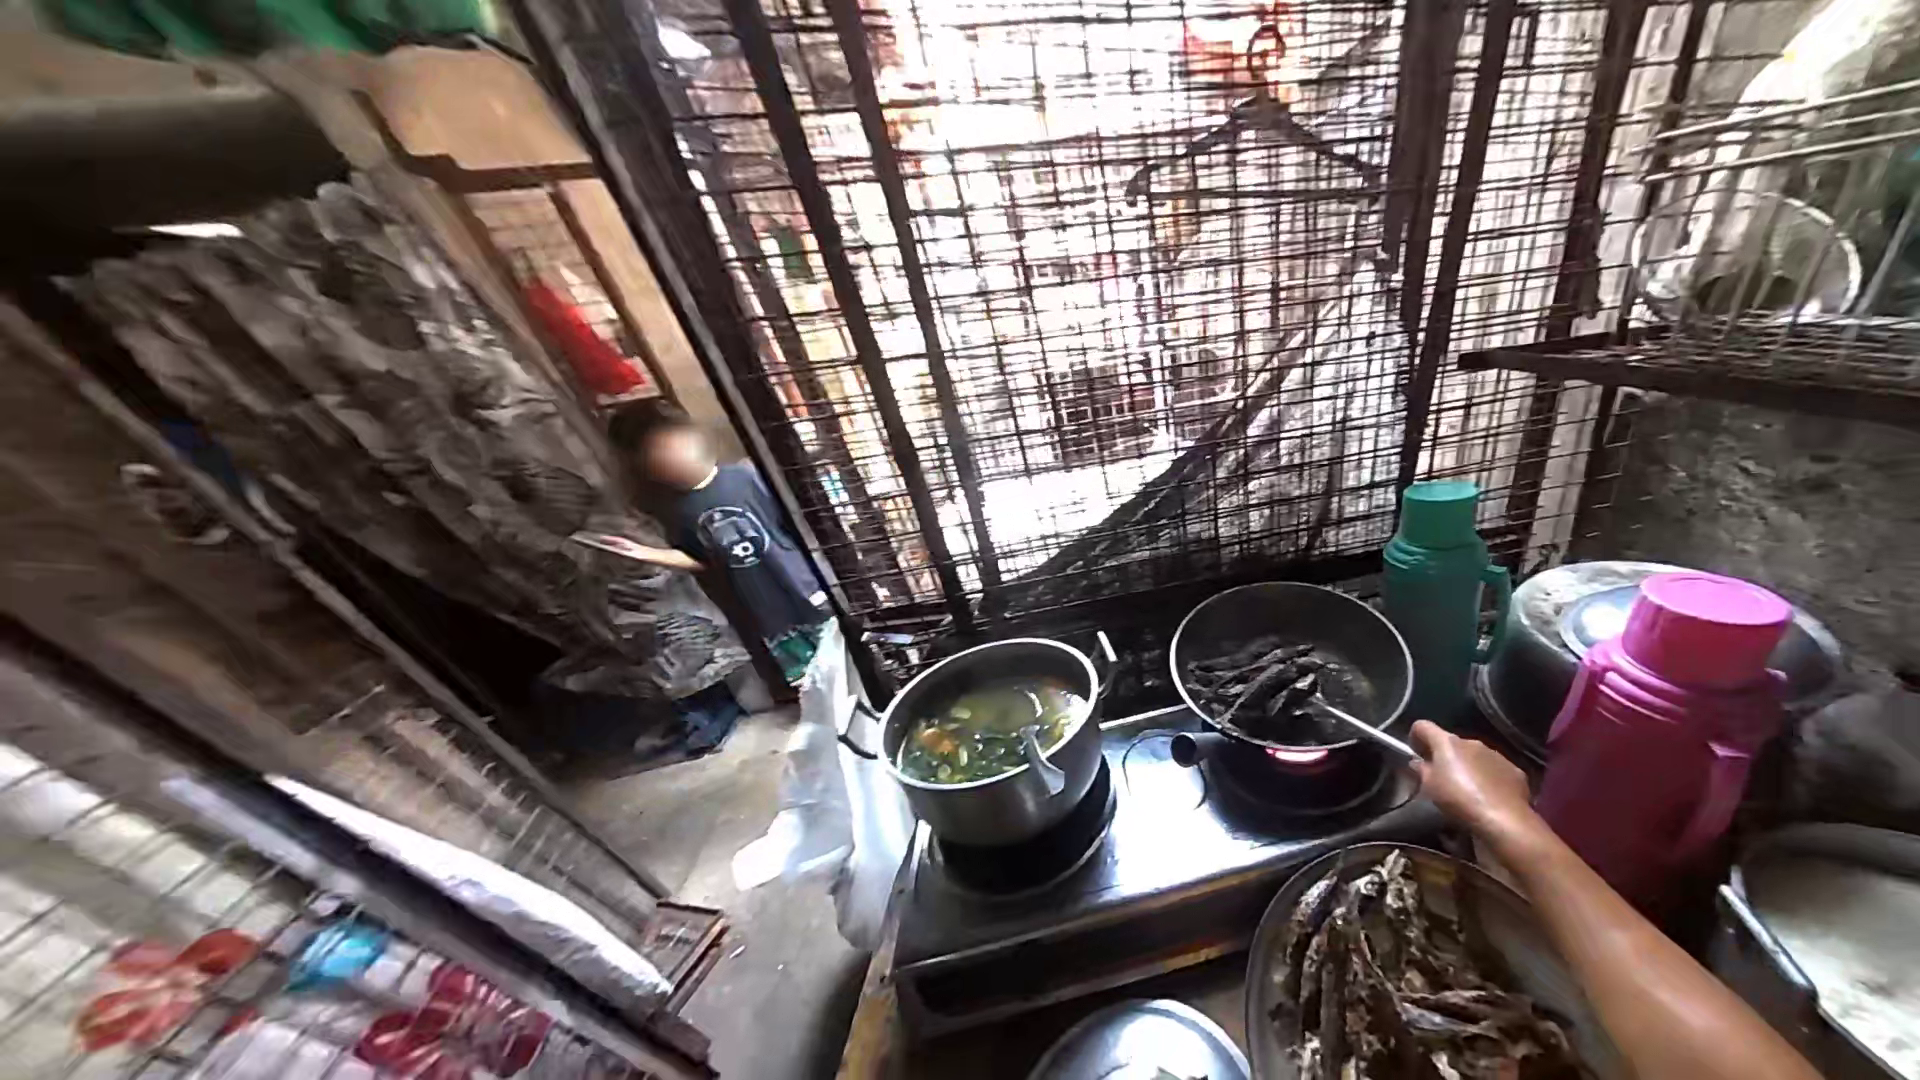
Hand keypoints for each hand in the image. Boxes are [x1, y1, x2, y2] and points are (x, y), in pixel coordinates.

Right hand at [1408, 720, 1536, 840]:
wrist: (1506, 821)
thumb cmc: (1458, 799)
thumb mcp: (1428, 786)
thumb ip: (1422, 769)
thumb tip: (1420, 763)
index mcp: (1447, 742)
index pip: (1422, 726)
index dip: (1416, 737)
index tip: (1417, 755)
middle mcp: (1472, 742)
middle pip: (1451, 742)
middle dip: (1445, 755)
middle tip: (1441, 776)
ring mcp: (1497, 756)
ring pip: (1474, 755)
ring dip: (1467, 765)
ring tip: (1467, 788)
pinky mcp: (1515, 771)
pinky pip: (1494, 768)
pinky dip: (1488, 776)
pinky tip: (1488, 795)